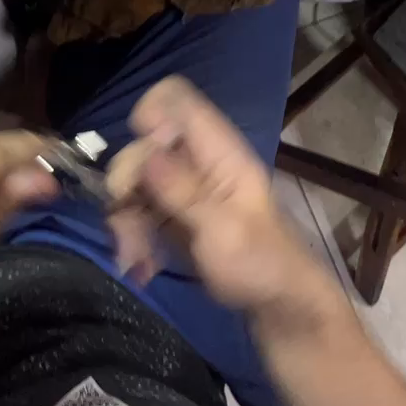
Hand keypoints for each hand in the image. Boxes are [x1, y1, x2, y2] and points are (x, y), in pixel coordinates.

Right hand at [104, 77, 340, 330]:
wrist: (279, 307)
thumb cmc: (263, 264)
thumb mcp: (225, 230)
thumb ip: (185, 191)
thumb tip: (146, 152)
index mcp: (216, 149)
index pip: (175, 98)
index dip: (150, 114)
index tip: (143, 160)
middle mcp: (195, 159)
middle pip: (143, 144)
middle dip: (128, 182)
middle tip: (127, 221)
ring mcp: (182, 185)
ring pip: (134, 179)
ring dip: (125, 217)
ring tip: (133, 257)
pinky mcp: (171, 213)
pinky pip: (137, 209)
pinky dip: (132, 233)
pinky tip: (141, 264)